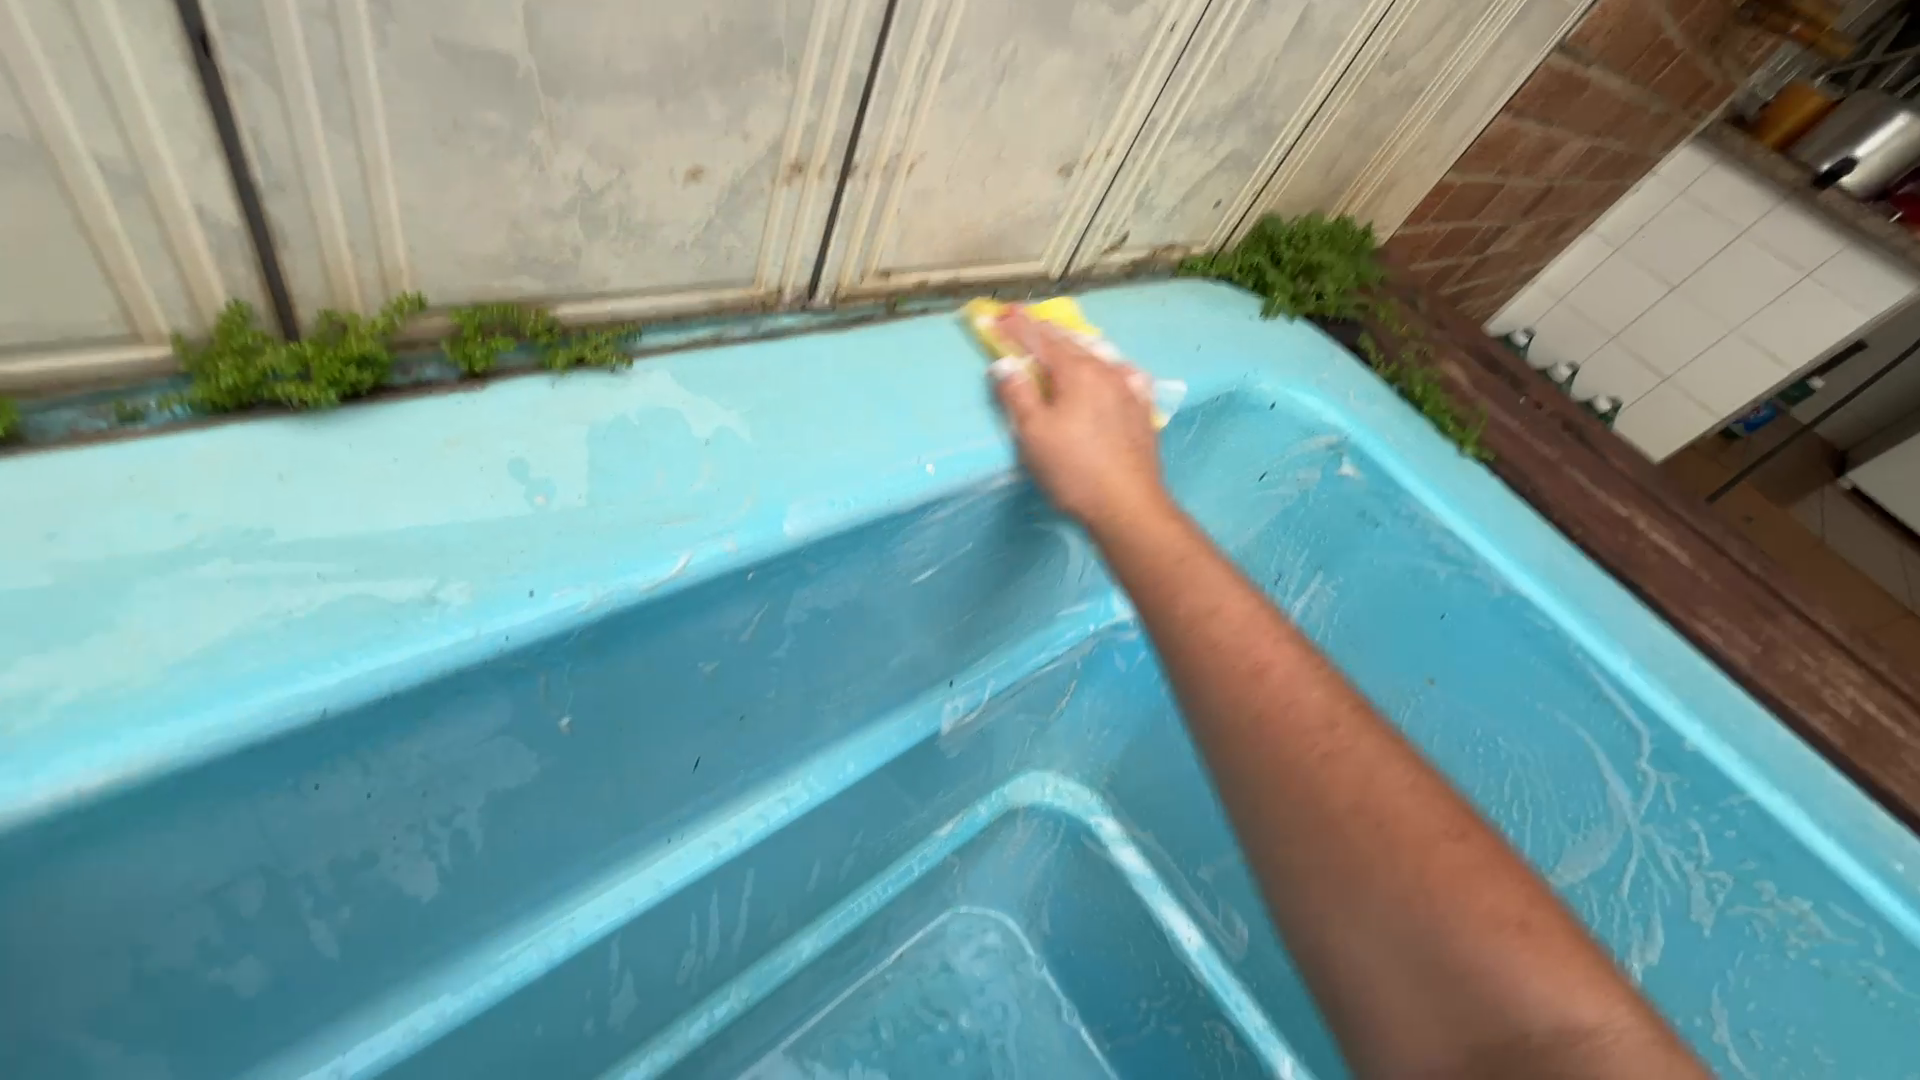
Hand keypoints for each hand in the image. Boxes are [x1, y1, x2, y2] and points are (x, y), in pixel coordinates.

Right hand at [989, 309, 1170, 532]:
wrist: (1128, 504)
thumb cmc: (1073, 469)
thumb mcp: (1033, 433)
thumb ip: (1017, 394)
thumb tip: (1004, 364)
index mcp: (1075, 371)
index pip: (1038, 339)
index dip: (1015, 327)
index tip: (997, 314)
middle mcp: (1105, 370)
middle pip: (1069, 342)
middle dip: (1042, 330)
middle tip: (1022, 319)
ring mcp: (1128, 388)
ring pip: (1097, 355)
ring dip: (1073, 345)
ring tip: (1061, 340)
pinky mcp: (1142, 409)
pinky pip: (1122, 374)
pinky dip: (1106, 365)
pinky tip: (1112, 369)